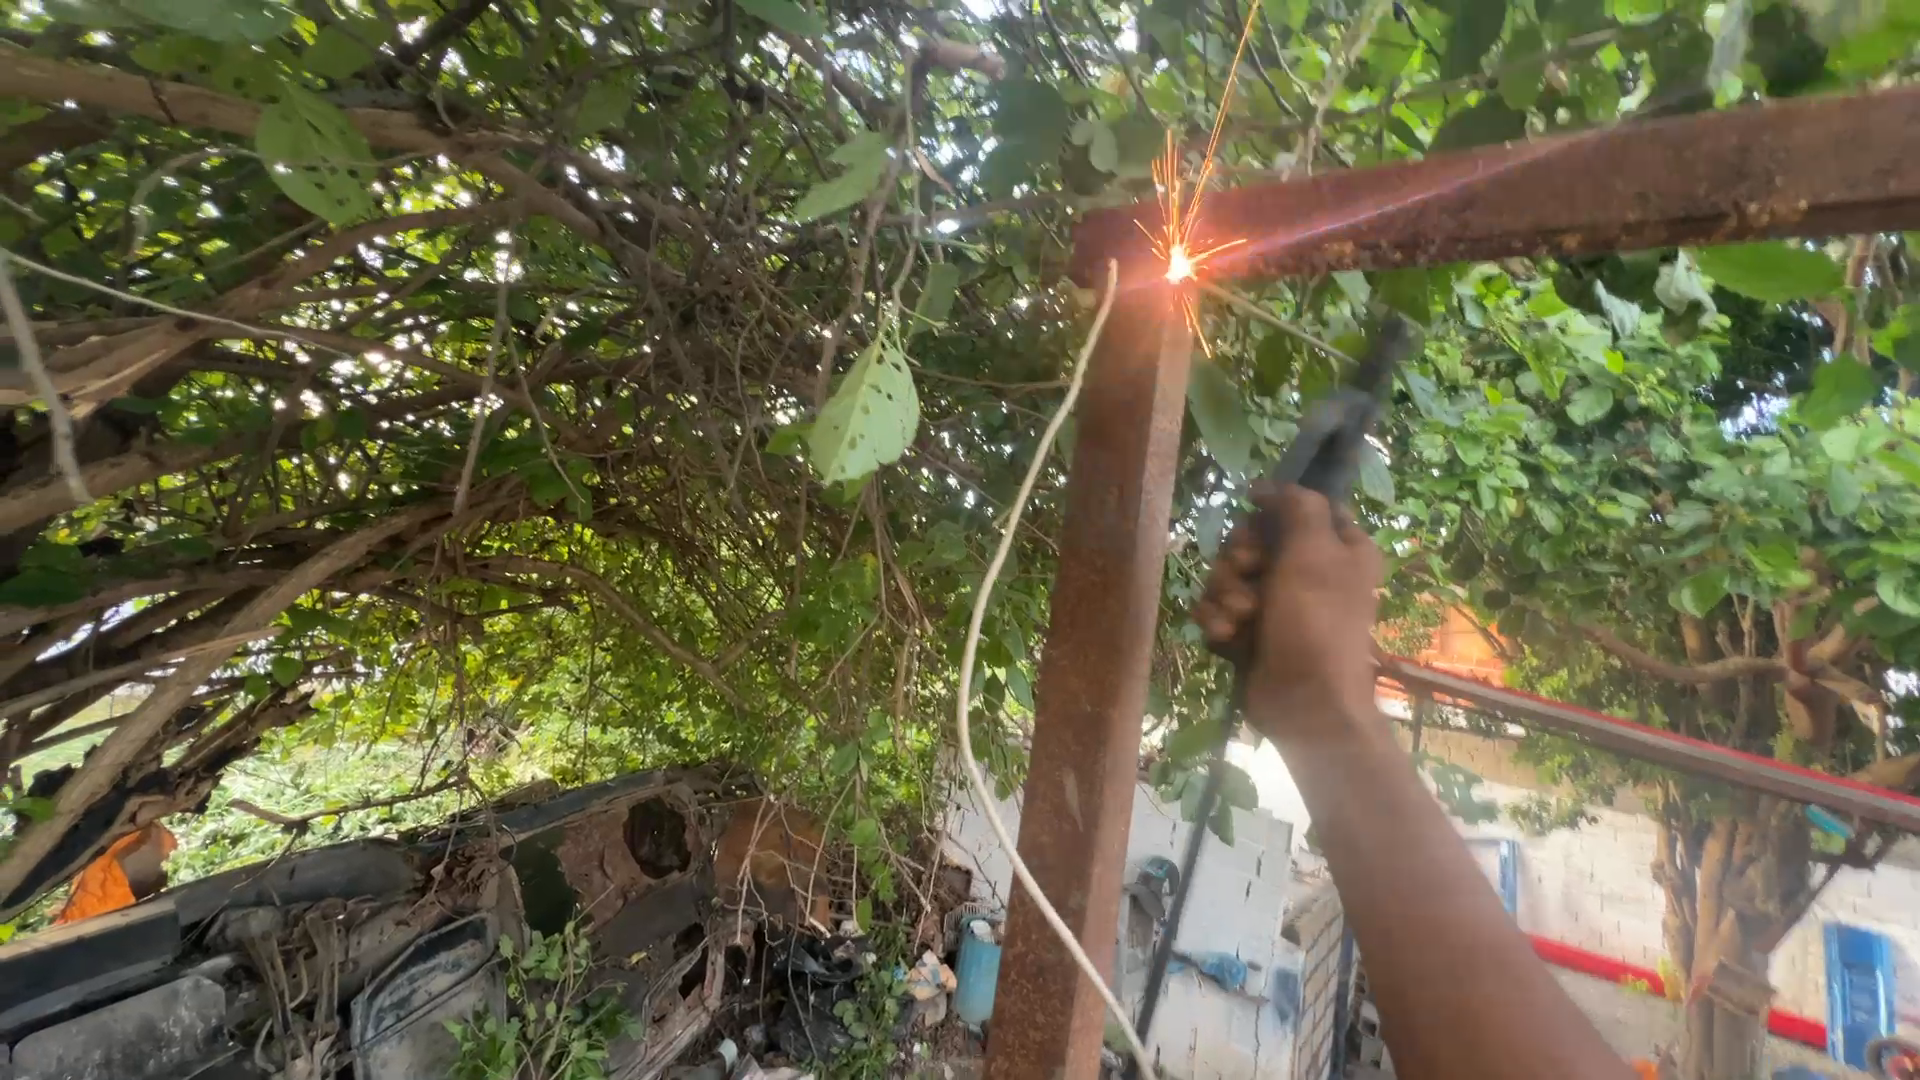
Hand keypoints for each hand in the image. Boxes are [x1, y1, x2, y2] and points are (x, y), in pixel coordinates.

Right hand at [1192, 486, 1383, 733]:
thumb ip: (1298, 507)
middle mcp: (1308, 571)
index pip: (1302, 507)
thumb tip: (1271, 485)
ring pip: (1229, 574)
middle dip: (1239, 558)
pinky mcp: (1248, 629)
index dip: (1274, 508)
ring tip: (1238, 617)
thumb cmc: (1315, 621)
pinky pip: (1218, 607)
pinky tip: (1227, 635)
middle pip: (1254, 539)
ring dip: (1225, 593)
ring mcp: (1276, 602)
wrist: (1303, 699)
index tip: (1254, 511)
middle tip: (1246, 573)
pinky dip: (1218, 619)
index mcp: (1339, 548)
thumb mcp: (1314, 552)